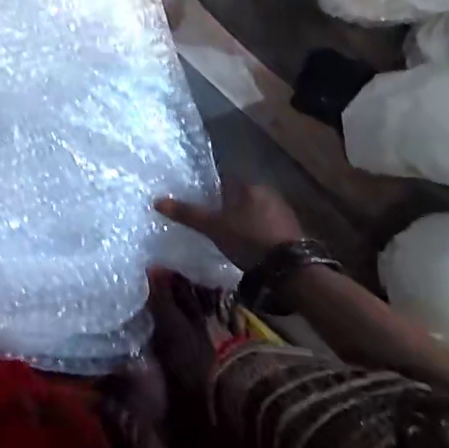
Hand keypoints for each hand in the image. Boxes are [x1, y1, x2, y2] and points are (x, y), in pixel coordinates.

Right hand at [154, 180, 304, 270]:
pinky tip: (249, 244)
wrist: (288, 268)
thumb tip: (157, 201)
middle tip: (212, 222)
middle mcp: (267, 192)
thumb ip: (187, 213)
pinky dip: (256, 229)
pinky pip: (266, 223)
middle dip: (227, 205)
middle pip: (240, 194)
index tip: (201, 203)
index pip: (224, 179)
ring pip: (254, 209)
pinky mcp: (291, 228)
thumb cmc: (247, 240)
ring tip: (229, 235)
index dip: (211, 190)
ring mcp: (282, 209)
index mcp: (247, 186)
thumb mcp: (212, 228)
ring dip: (243, 218)